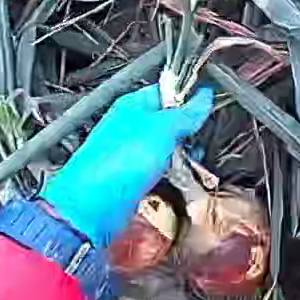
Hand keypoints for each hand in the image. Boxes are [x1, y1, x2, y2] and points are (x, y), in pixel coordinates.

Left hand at [41, 83, 214, 243]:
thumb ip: (187, 112)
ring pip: (167, 146)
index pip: (168, 90)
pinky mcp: (132, 177)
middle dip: (189, 129)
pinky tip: (177, 177)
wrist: (91, 208)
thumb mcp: (163, 128)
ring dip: (182, 153)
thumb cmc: (116, 162)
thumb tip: (204, 98)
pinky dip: (172, 172)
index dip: (190, 97)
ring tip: (189, 160)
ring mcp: (130, 152)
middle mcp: (130, 126)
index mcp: (133, 105)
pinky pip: (160, 168)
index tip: (208, 105)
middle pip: (170, 120)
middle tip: (197, 137)